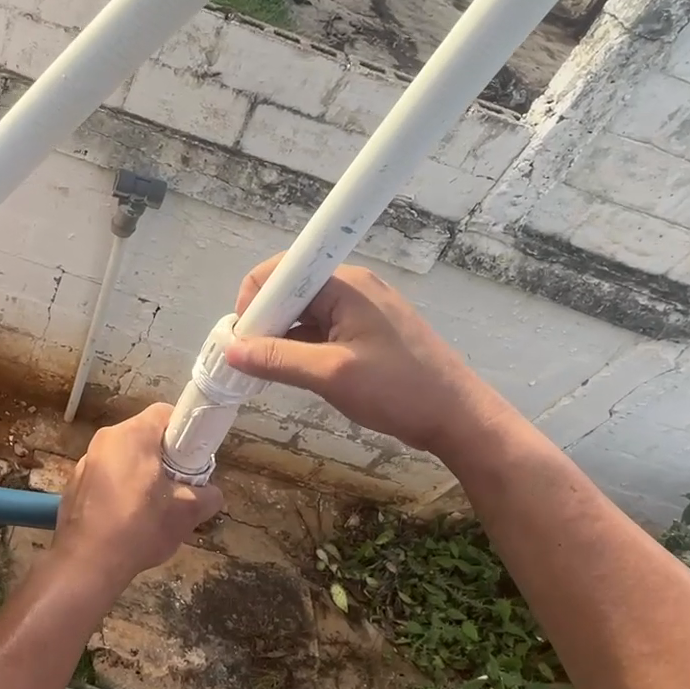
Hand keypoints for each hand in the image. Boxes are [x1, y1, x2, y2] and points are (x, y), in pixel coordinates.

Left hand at [50, 404, 223, 593]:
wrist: (87, 563)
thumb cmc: (139, 528)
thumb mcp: (187, 513)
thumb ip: (208, 495)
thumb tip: (211, 493)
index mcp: (131, 435)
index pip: (165, 413)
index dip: (184, 431)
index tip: (192, 457)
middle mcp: (105, 440)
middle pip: (144, 435)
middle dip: (165, 456)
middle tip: (178, 485)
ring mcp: (86, 461)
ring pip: (125, 457)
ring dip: (142, 474)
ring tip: (153, 507)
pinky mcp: (74, 483)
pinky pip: (106, 476)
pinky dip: (120, 488)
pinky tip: (127, 518)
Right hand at [224, 254, 517, 459]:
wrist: (458, 417)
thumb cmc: (398, 389)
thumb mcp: (331, 375)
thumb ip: (277, 358)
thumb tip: (231, 349)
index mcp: (345, 284)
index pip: (280, 271)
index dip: (254, 300)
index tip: (244, 340)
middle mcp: (351, 287)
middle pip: (289, 291)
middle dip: (264, 322)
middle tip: (253, 361)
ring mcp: (360, 308)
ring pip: (303, 313)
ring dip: (281, 337)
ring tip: (269, 371)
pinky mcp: (366, 330)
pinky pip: (319, 329)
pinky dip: (299, 347)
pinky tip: (292, 372)